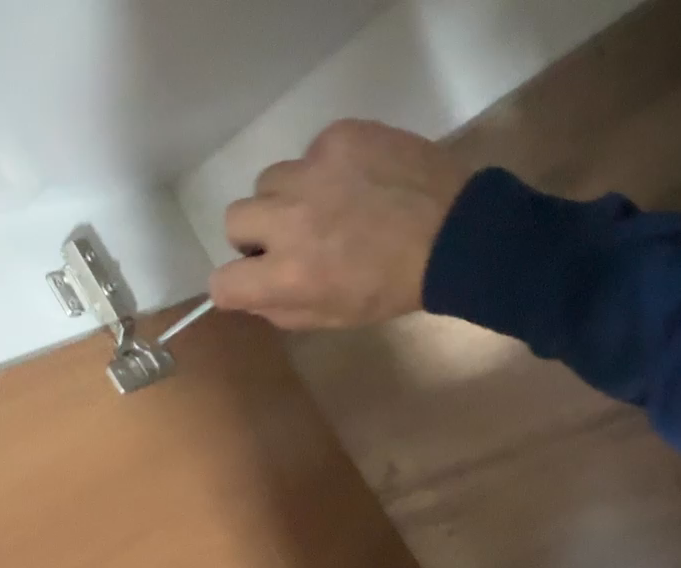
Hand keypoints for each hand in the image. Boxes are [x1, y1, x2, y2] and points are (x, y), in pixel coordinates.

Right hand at [209, 120, 470, 330]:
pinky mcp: (338, 137)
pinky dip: (327, 167)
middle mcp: (289, 220)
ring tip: (332, 204)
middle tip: (296, 236)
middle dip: (258, 231)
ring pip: (270, 180)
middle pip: (234, 218)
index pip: (222, 282)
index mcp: (288, 275)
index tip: (256, 276)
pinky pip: (311, 152)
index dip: (236, 283)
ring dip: (290, 196)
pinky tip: (360, 180)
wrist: (458, 235)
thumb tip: (251, 293)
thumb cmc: (395, 287)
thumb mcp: (335, 317)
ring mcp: (312, 171)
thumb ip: (283, 310)